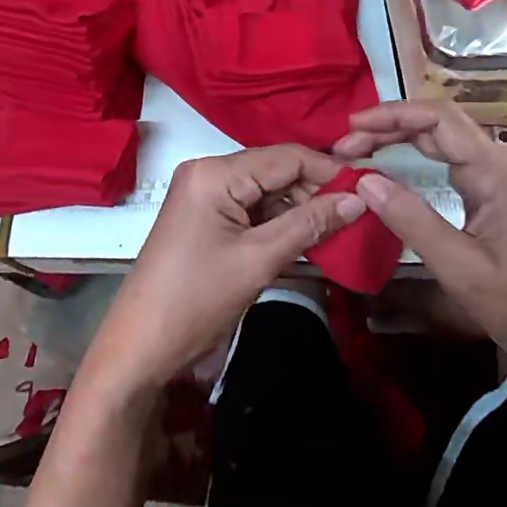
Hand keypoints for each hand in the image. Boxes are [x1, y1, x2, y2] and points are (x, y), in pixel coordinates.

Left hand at [82, 145, 365, 394]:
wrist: (140, 349)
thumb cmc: (196, 301)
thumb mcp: (259, 260)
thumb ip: (310, 224)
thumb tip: (359, 199)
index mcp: (215, 173)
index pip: (286, 157)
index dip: (329, 172)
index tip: (367, 190)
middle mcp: (209, 171)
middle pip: (277, 170)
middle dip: (316, 191)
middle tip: (358, 213)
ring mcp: (205, 193)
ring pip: (268, 189)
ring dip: (301, 208)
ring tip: (341, 226)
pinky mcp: (206, 215)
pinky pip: (253, 207)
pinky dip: (280, 220)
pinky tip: (310, 234)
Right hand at [333, 101, 506, 373]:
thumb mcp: (459, 268)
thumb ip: (412, 221)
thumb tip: (364, 181)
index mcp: (496, 174)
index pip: (440, 121)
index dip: (394, 116)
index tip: (353, 128)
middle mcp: (497, 164)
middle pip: (438, 123)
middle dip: (389, 125)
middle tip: (345, 146)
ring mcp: (494, 175)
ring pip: (440, 138)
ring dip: (398, 137)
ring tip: (357, 150)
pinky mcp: (488, 190)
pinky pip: (446, 157)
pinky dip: (412, 153)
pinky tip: (388, 163)